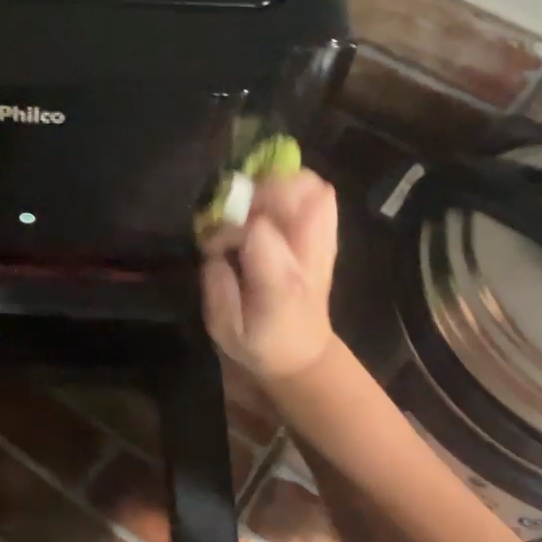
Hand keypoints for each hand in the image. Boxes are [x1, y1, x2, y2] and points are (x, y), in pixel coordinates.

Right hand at [199, 170, 340, 383]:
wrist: (303, 355)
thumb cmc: (258, 345)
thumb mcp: (223, 327)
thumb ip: (216, 283)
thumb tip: (215, 244)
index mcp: (281, 281)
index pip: (258, 228)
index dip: (229, 226)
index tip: (214, 245)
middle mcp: (308, 255)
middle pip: (298, 194)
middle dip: (261, 192)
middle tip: (238, 211)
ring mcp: (324, 244)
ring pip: (313, 187)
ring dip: (280, 186)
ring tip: (256, 205)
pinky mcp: (327, 238)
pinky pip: (319, 195)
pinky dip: (294, 190)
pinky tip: (273, 207)